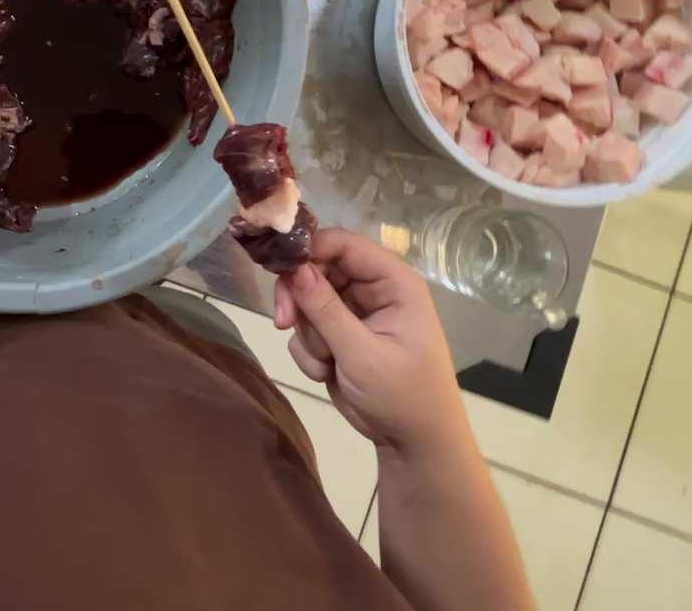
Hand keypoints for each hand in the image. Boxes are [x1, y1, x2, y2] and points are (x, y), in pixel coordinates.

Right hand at [273, 228, 469, 454]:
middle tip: (284, 323)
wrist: (413, 447)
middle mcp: (372, 289)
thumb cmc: (402, 396)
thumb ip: (325, 309)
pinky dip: (308, 350)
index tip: (278, 268)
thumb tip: (294, 267)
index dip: (309, 249)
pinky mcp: (337, 334)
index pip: (343, 243)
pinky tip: (326, 372)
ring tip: (325, 363)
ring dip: (306, 332)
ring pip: (306, 299)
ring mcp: (353, 311)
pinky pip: (305, 326)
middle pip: (317, 268)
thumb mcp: (362, 354)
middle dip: (299, 298)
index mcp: (393, 282)